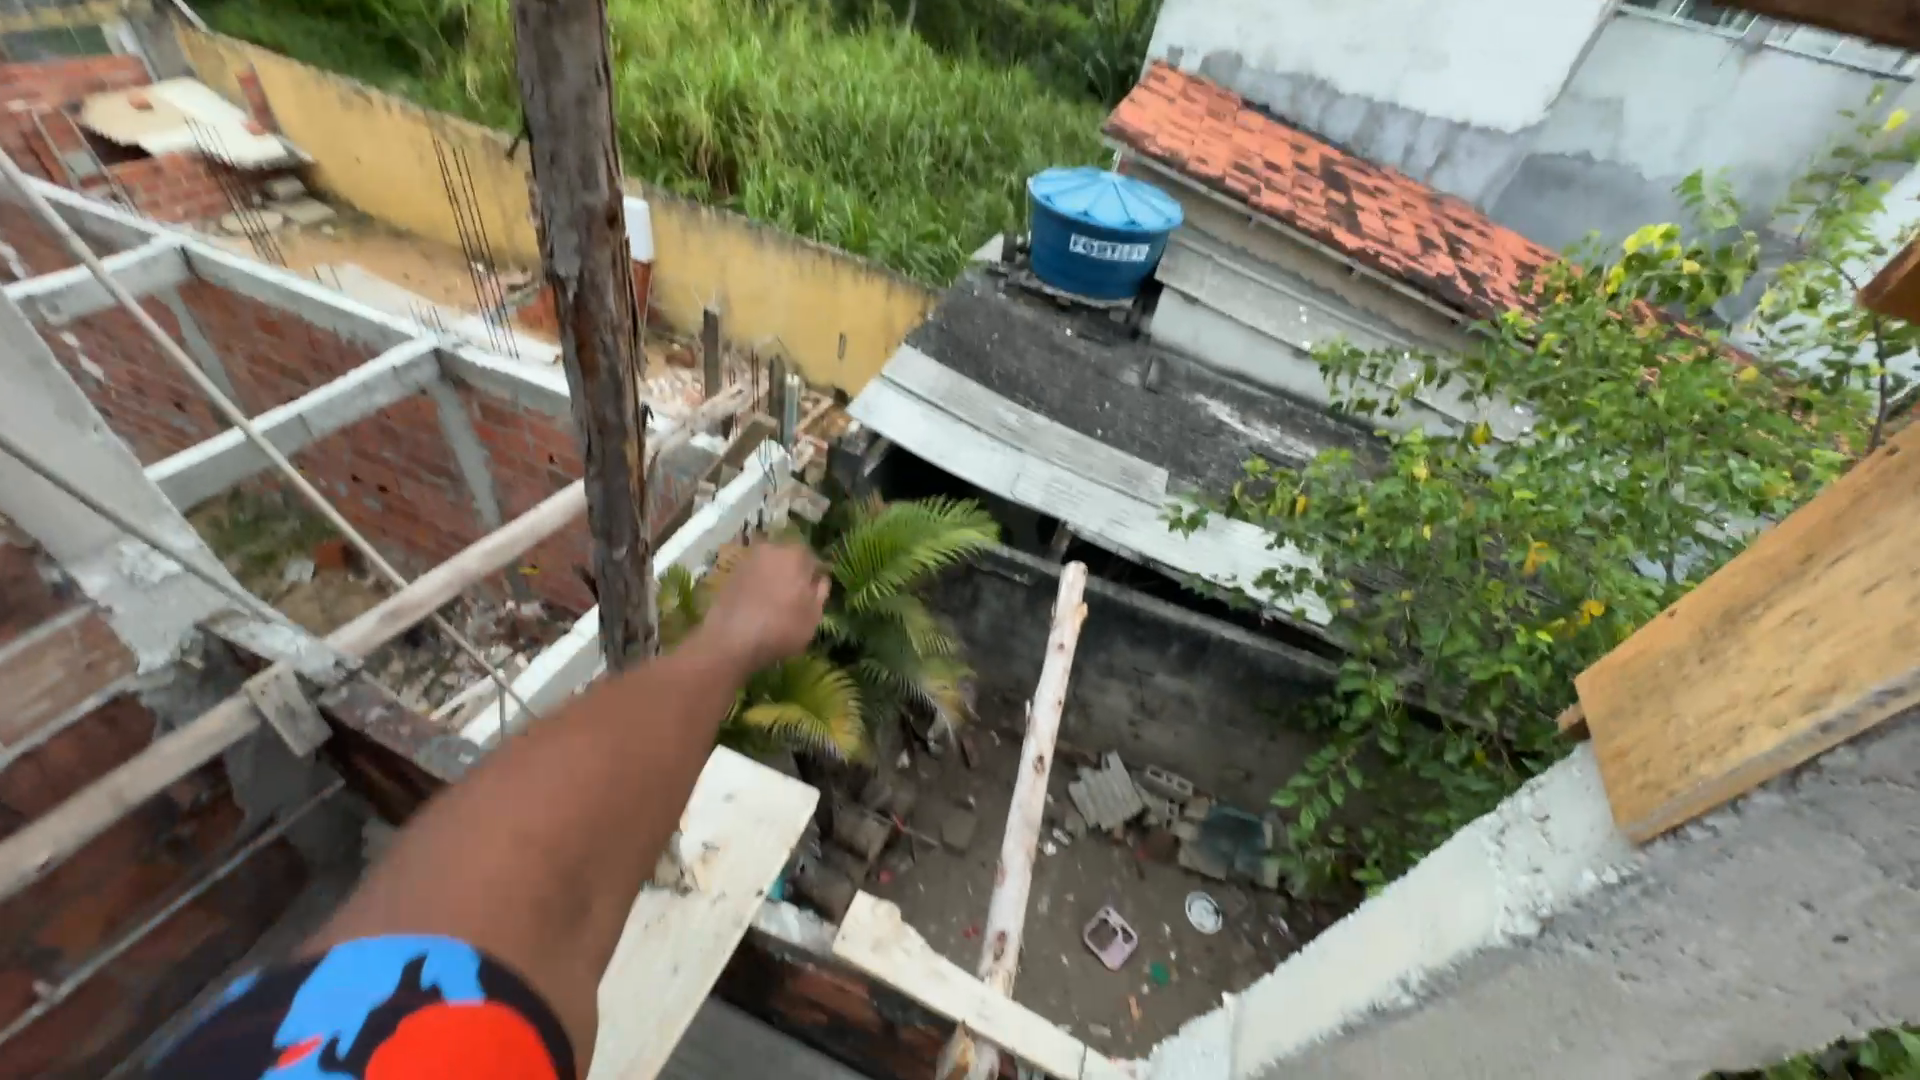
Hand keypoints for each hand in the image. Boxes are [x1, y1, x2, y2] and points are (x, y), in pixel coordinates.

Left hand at [694, 541, 828, 673]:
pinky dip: (757, 585)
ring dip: (774, 578)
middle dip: (794, 573)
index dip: (817, 576)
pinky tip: (757, 605)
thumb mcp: (813, 616)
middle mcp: (771, 549)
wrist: (730, 640)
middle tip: (796, 597)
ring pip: (769, 566)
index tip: (816, 592)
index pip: (814, 559)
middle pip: (789, 558)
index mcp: (796, 554)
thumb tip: (820, 578)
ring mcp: (747, 560)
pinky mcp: (729, 574)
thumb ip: (820, 592)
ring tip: (775, 602)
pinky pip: (752, 576)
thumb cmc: (781, 627)